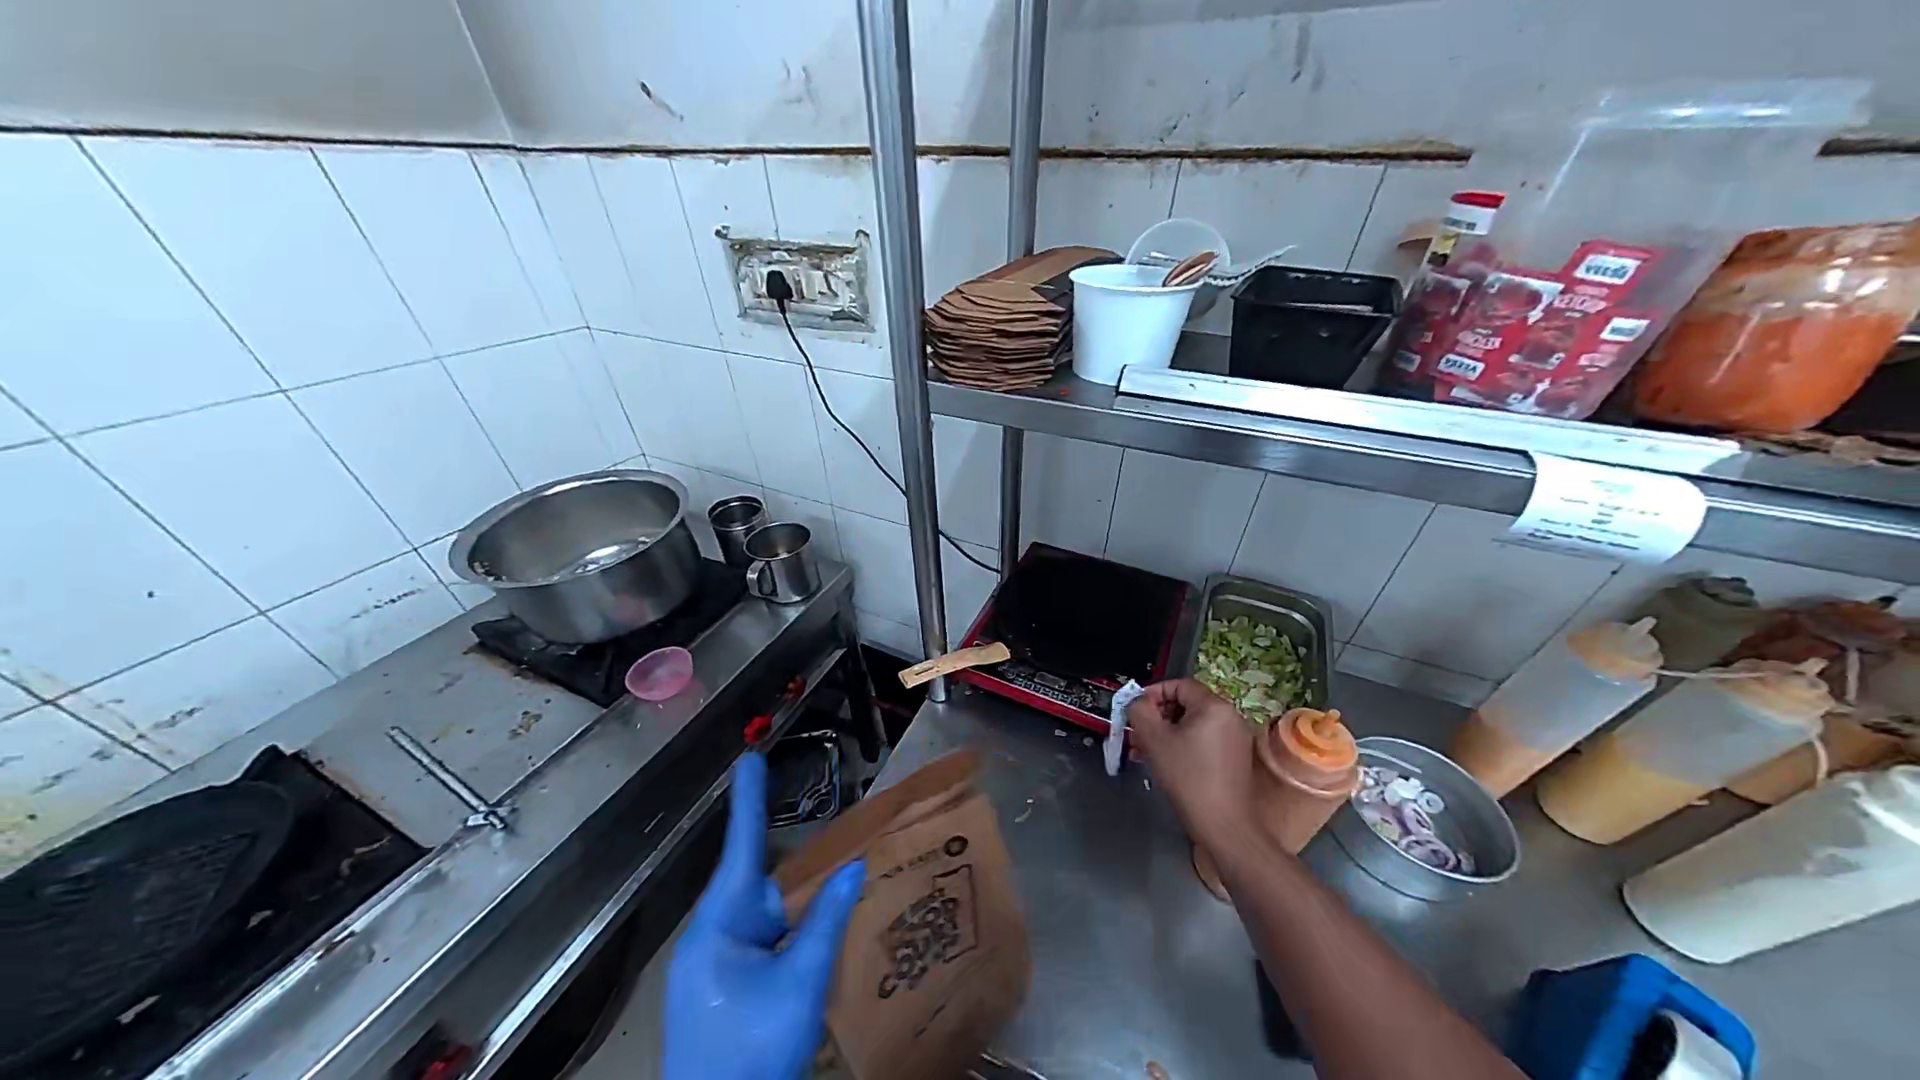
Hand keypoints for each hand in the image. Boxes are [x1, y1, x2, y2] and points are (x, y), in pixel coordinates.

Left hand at [663, 753, 865, 1079]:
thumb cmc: (754, 1051)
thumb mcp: (800, 984)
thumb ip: (826, 922)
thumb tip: (853, 869)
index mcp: (717, 926)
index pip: (738, 848)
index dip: (747, 801)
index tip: (749, 759)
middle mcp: (712, 938)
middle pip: (759, 888)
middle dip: (793, 876)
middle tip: (830, 857)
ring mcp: (715, 967)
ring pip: (763, 920)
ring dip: (793, 913)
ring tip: (826, 909)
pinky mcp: (723, 989)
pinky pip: (760, 946)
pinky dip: (787, 937)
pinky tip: (811, 943)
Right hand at [1127, 678, 1256, 850]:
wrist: (1224, 825)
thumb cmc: (1188, 778)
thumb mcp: (1154, 739)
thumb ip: (1140, 711)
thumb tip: (1137, 702)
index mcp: (1214, 706)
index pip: (1179, 684)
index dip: (1153, 693)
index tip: (1136, 710)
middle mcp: (1230, 717)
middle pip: (1186, 704)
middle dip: (1158, 716)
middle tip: (1138, 733)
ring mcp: (1235, 738)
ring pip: (1193, 724)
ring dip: (1167, 732)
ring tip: (1145, 751)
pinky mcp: (1235, 758)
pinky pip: (1203, 740)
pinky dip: (1182, 745)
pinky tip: (1165, 762)